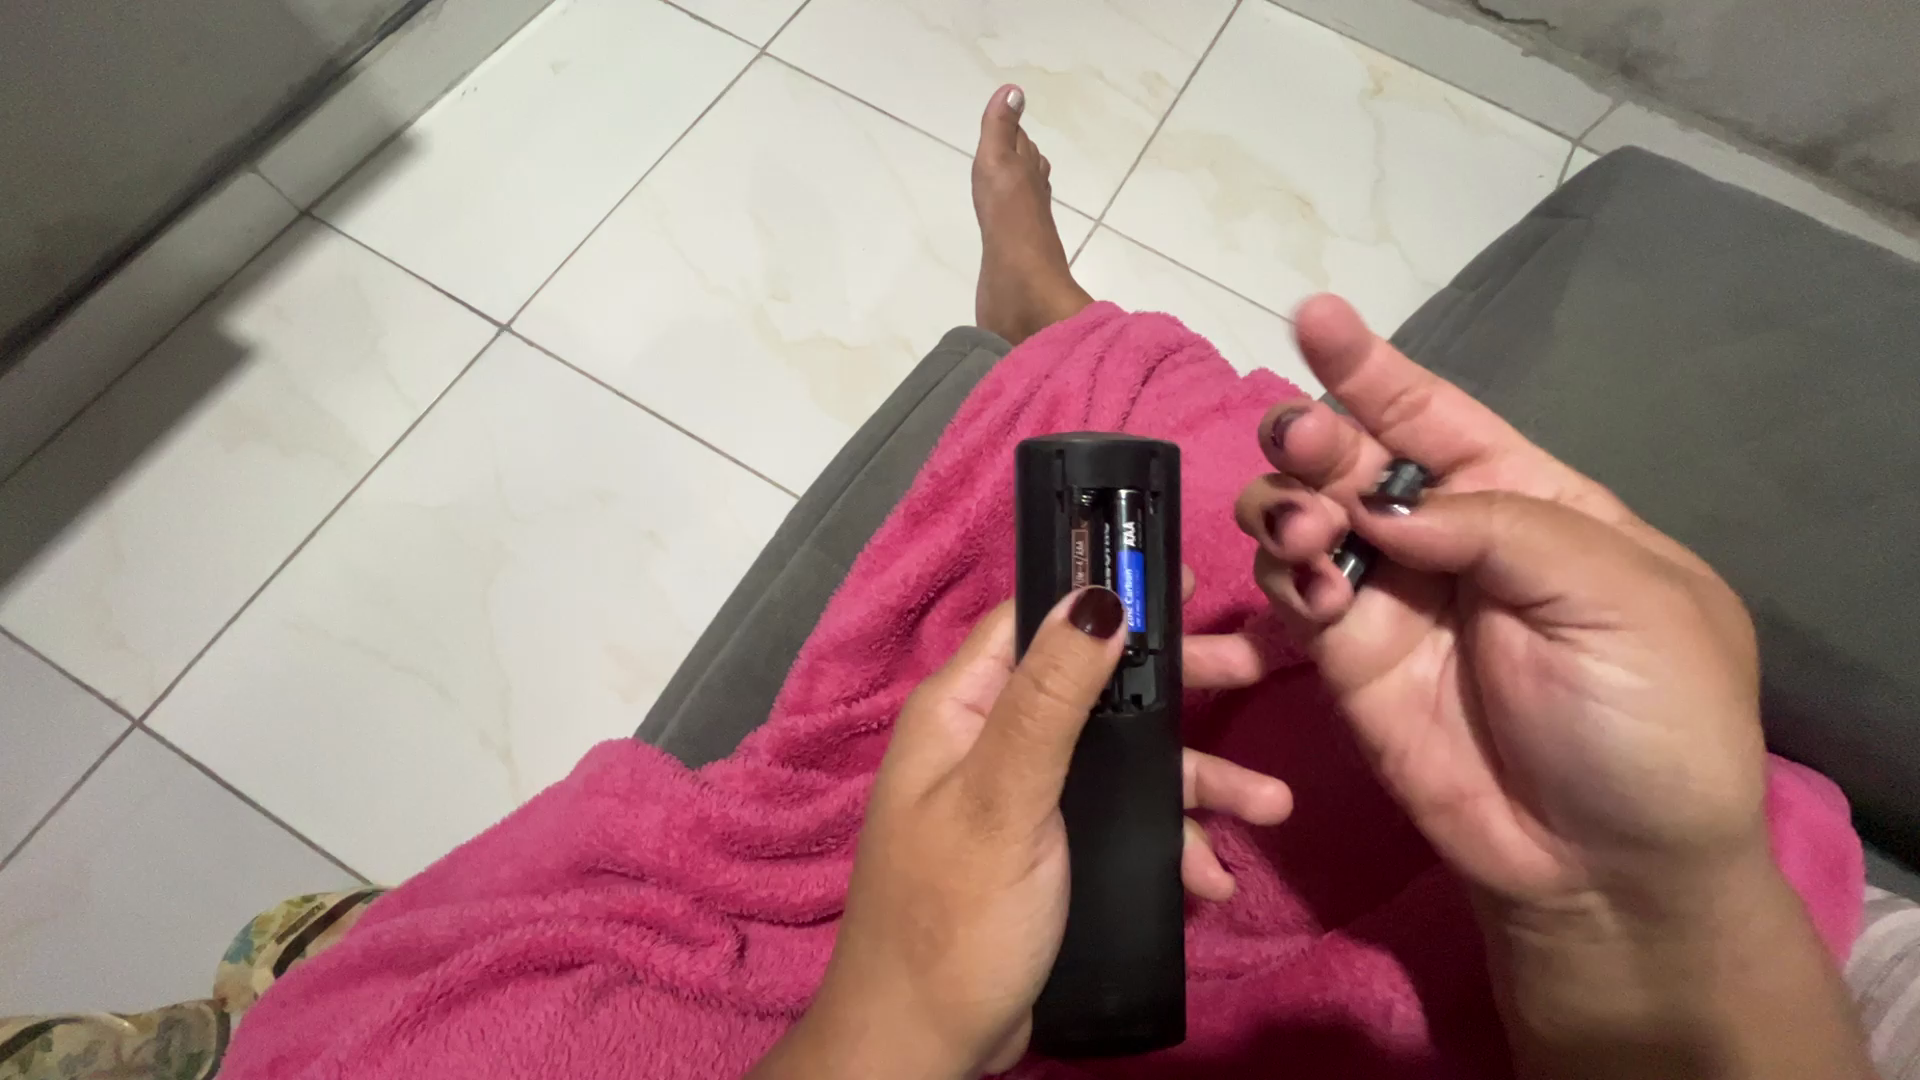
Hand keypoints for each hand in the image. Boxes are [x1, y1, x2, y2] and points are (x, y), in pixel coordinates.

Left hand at [752, 583, 1289, 1078]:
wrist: (927, 1046)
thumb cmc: (955, 913)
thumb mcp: (1005, 797)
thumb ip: (1049, 698)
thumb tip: (1095, 599)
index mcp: (963, 706)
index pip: (1035, 620)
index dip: (1102, 595)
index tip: (1178, 586)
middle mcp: (993, 735)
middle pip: (1094, 683)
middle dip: (1174, 684)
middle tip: (1253, 668)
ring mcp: (1026, 790)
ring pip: (1120, 755)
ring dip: (1193, 777)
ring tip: (1269, 804)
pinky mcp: (1052, 841)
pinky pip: (1119, 816)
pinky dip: (1167, 836)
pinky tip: (1212, 875)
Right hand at [1237, 294, 1766, 913]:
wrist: (1593, 856)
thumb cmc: (1648, 718)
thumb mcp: (1625, 602)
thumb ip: (1502, 530)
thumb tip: (1383, 509)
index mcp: (1517, 497)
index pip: (1429, 413)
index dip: (1368, 365)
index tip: (1314, 315)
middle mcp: (1431, 531)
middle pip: (1343, 456)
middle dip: (1311, 438)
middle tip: (1307, 451)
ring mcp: (1375, 589)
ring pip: (1293, 514)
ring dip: (1285, 508)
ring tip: (1312, 538)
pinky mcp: (1334, 646)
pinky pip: (1287, 588)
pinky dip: (1287, 580)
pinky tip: (1321, 602)